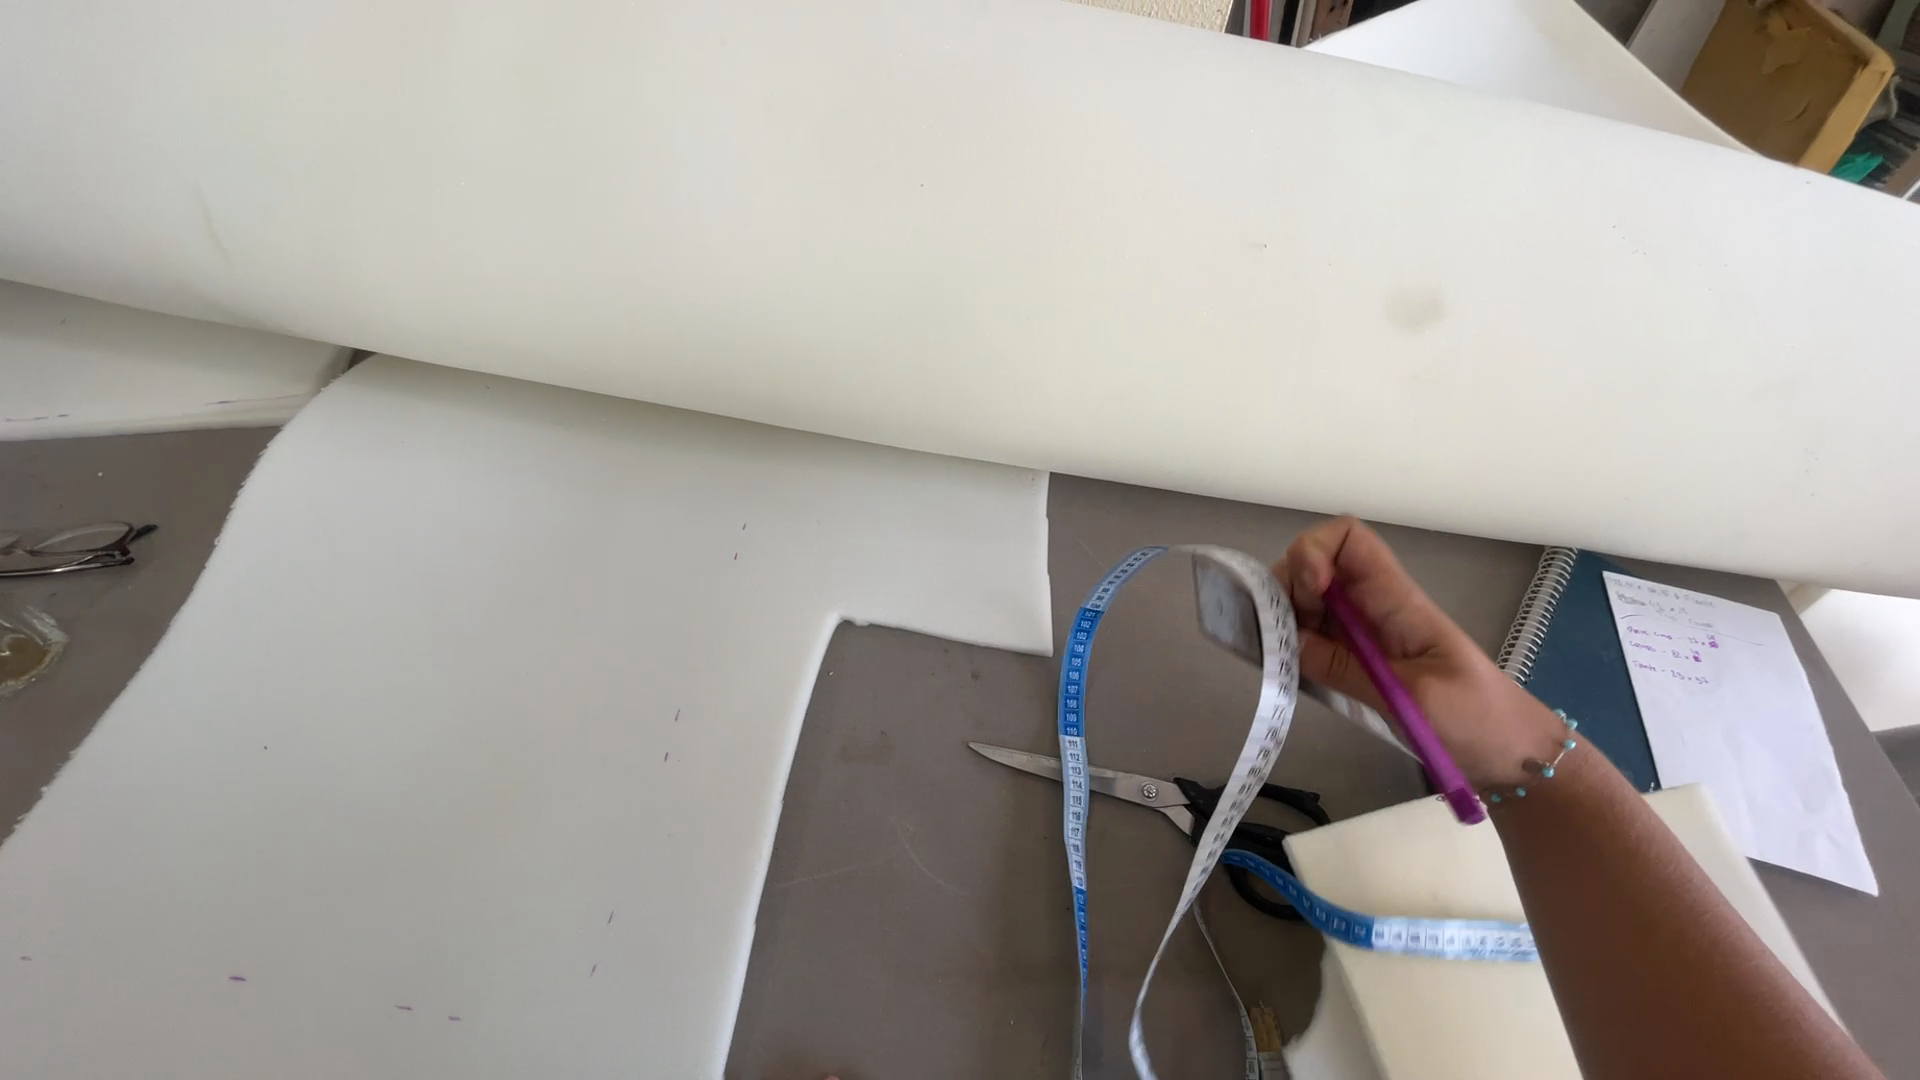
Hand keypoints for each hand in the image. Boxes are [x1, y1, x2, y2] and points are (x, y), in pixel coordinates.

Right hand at [1274, 517, 1565, 787]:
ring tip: (1286, 657)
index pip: (1347, 538)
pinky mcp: (1353, 659)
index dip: (1314, 551)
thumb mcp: (1412, 697)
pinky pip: (1310, 635)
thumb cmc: (1479, 719)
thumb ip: (1345, 669)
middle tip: (1289, 634)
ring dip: (1284, 619)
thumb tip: (1287, 642)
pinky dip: (1290, 645)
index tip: (1309, 593)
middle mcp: (1372, 605)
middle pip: (1313, 564)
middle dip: (1287, 588)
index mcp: (1395, 599)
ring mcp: (1360, 632)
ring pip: (1304, 600)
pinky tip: (1290, 669)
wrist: (1513, 756)